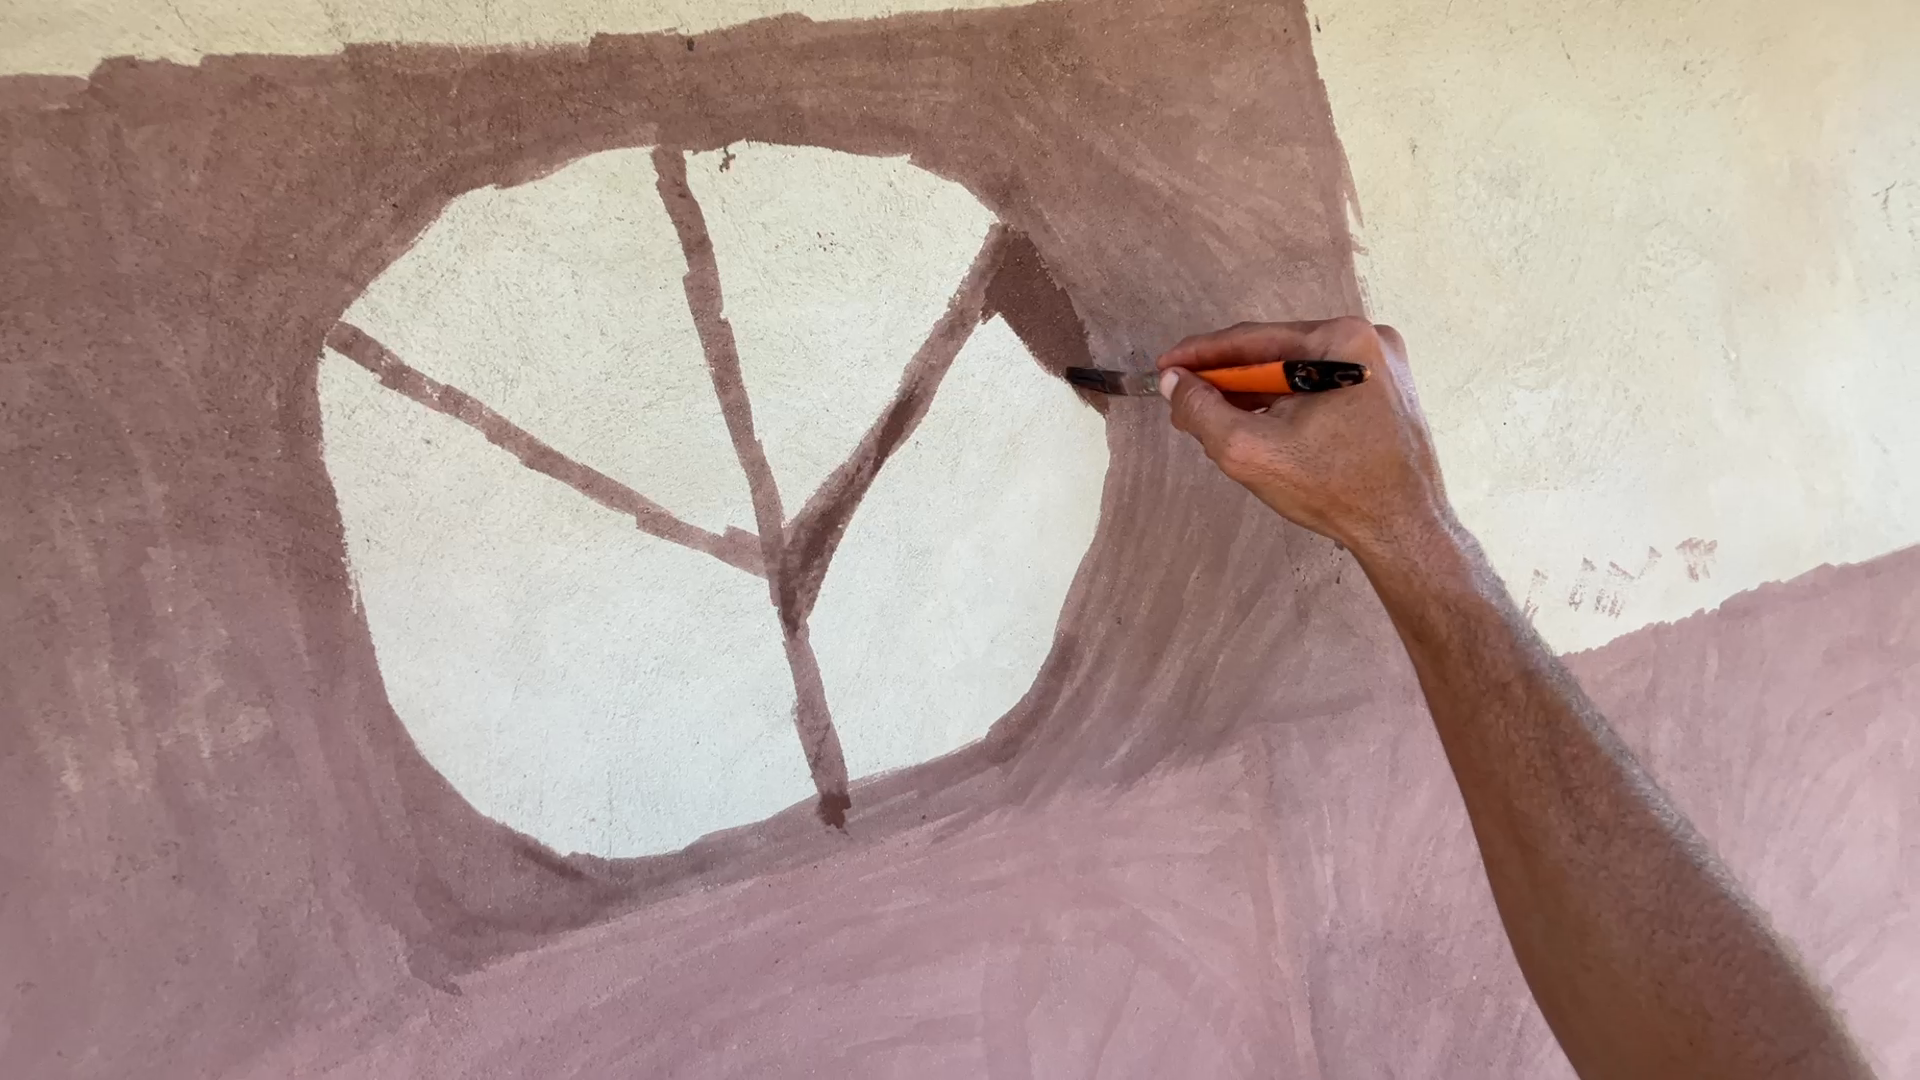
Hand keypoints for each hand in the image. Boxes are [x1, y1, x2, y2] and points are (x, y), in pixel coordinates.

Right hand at [1157, 317, 1456, 564]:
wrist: (1402, 529)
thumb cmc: (1331, 488)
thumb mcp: (1248, 449)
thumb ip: (1202, 410)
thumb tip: (1174, 381)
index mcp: (1340, 340)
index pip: (1250, 340)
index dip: (1199, 355)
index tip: (1165, 367)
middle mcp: (1366, 341)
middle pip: (1272, 355)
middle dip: (1224, 380)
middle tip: (1184, 404)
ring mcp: (1379, 367)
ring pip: (1292, 373)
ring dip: (1250, 395)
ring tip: (1213, 421)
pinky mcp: (1382, 393)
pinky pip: (1315, 388)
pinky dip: (1281, 404)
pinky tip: (1257, 427)